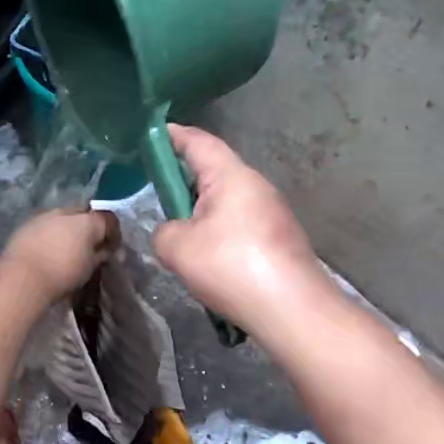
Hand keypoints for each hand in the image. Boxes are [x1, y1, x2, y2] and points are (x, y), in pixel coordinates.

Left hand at [0, 208, 118, 300]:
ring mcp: (44, 216)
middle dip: (89, 228)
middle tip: (89, 247)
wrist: (22, 278)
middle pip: (84, 215)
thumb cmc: (62, 274)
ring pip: (62, 218)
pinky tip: (48, 249)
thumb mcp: (88, 268)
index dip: (113, 233)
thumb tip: (106, 251)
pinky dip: (50, 234)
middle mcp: (65, 212)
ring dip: (68, 229)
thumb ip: (100, 255)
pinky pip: (46, 226)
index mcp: (86, 221)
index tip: (111, 248)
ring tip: (66, 248)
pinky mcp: (26, 224)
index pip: (108, 220)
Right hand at [152, 125, 327, 331]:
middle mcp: (256, 186)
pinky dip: (219, 234)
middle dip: (185, 181)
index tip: (152, 136)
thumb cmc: (231, 266)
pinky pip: (240, 226)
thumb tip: (173, 232)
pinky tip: (210, 262)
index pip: (199, 142)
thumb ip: (163, 232)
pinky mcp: (279, 239)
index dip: (173, 136)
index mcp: (231, 176)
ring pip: (227, 203)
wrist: (290, 307)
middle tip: (158, 197)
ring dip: (202, 213)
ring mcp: (272, 213)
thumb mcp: (176, 248)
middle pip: (213, 173)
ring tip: (181, 240)